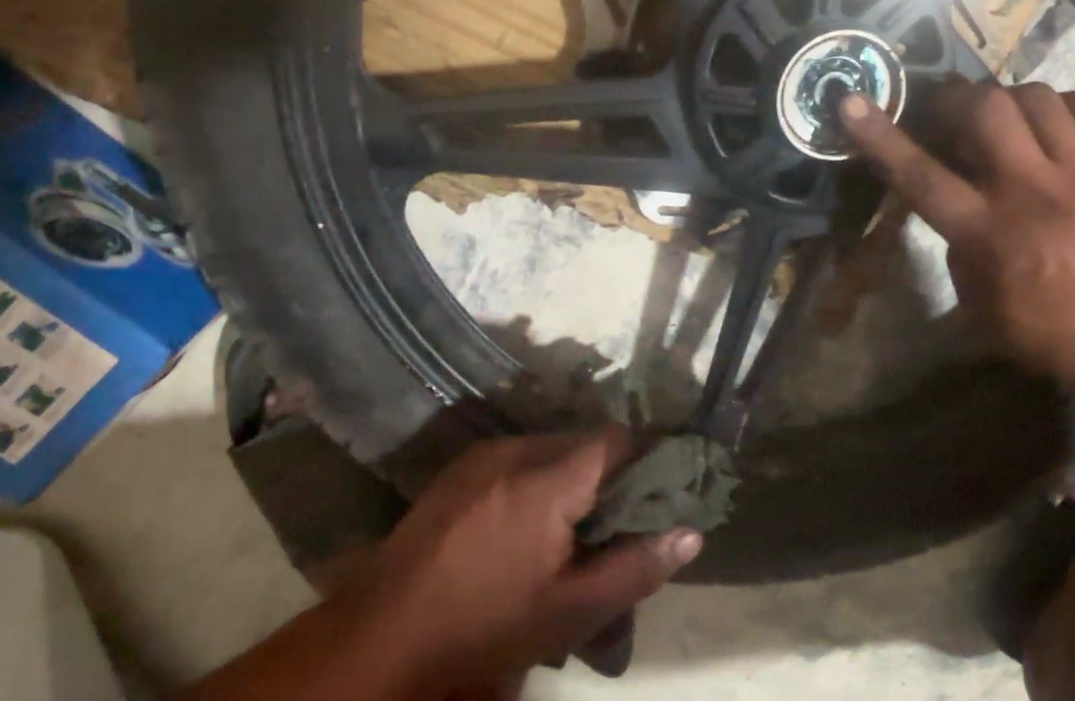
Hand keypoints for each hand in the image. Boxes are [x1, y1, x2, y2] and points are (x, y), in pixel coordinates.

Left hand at [358, 428, 700, 694]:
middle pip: (584, 443)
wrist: (383, 635)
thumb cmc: (485, 625)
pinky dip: (539, 481)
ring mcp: (481, 457)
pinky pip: (517, 460)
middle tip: (619, 525)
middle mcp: (514, 451)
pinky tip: (531, 529)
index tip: (664, 491)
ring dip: (573, 478)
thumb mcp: (570, 611)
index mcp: (546, 478)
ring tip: (575, 532)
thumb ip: (636, 568)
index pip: (616, 439)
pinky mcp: (458, 470)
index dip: (648, 459)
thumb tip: (691, 532)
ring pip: (550, 450)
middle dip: (611, 475)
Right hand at [840, 82, 1074, 397]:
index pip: (921, 176)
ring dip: (1009, 100)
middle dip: (958, 98)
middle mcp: (1031, 190)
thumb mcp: (997, 318)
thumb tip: (960, 226)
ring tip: (1007, 119)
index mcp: (991, 235)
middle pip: (984, 109)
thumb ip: (966, 263)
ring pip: (1036, 98)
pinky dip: (1062, 106)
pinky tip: (1058, 125)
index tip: (851, 103)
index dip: (880, 137)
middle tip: (952, 111)